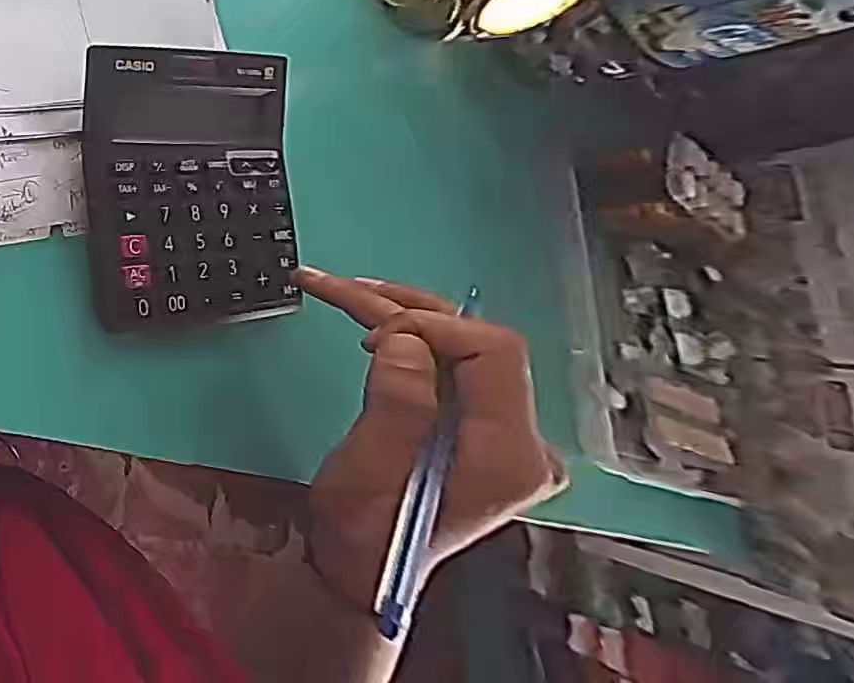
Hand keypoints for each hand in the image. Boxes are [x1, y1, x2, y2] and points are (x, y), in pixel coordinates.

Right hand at [293, 267, 567, 613]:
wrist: (360, 566)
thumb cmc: (363, 528)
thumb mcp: (372, 469)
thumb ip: (398, 404)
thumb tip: (404, 338)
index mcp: (510, 454)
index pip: (492, 352)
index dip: (429, 328)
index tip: (370, 338)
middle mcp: (518, 439)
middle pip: (471, 339)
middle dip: (400, 307)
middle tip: (335, 287)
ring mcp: (496, 431)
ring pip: (454, 341)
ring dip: (395, 310)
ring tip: (339, 288)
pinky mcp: (469, 424)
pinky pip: (442, 360)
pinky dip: (400, 333)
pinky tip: (368, 324)